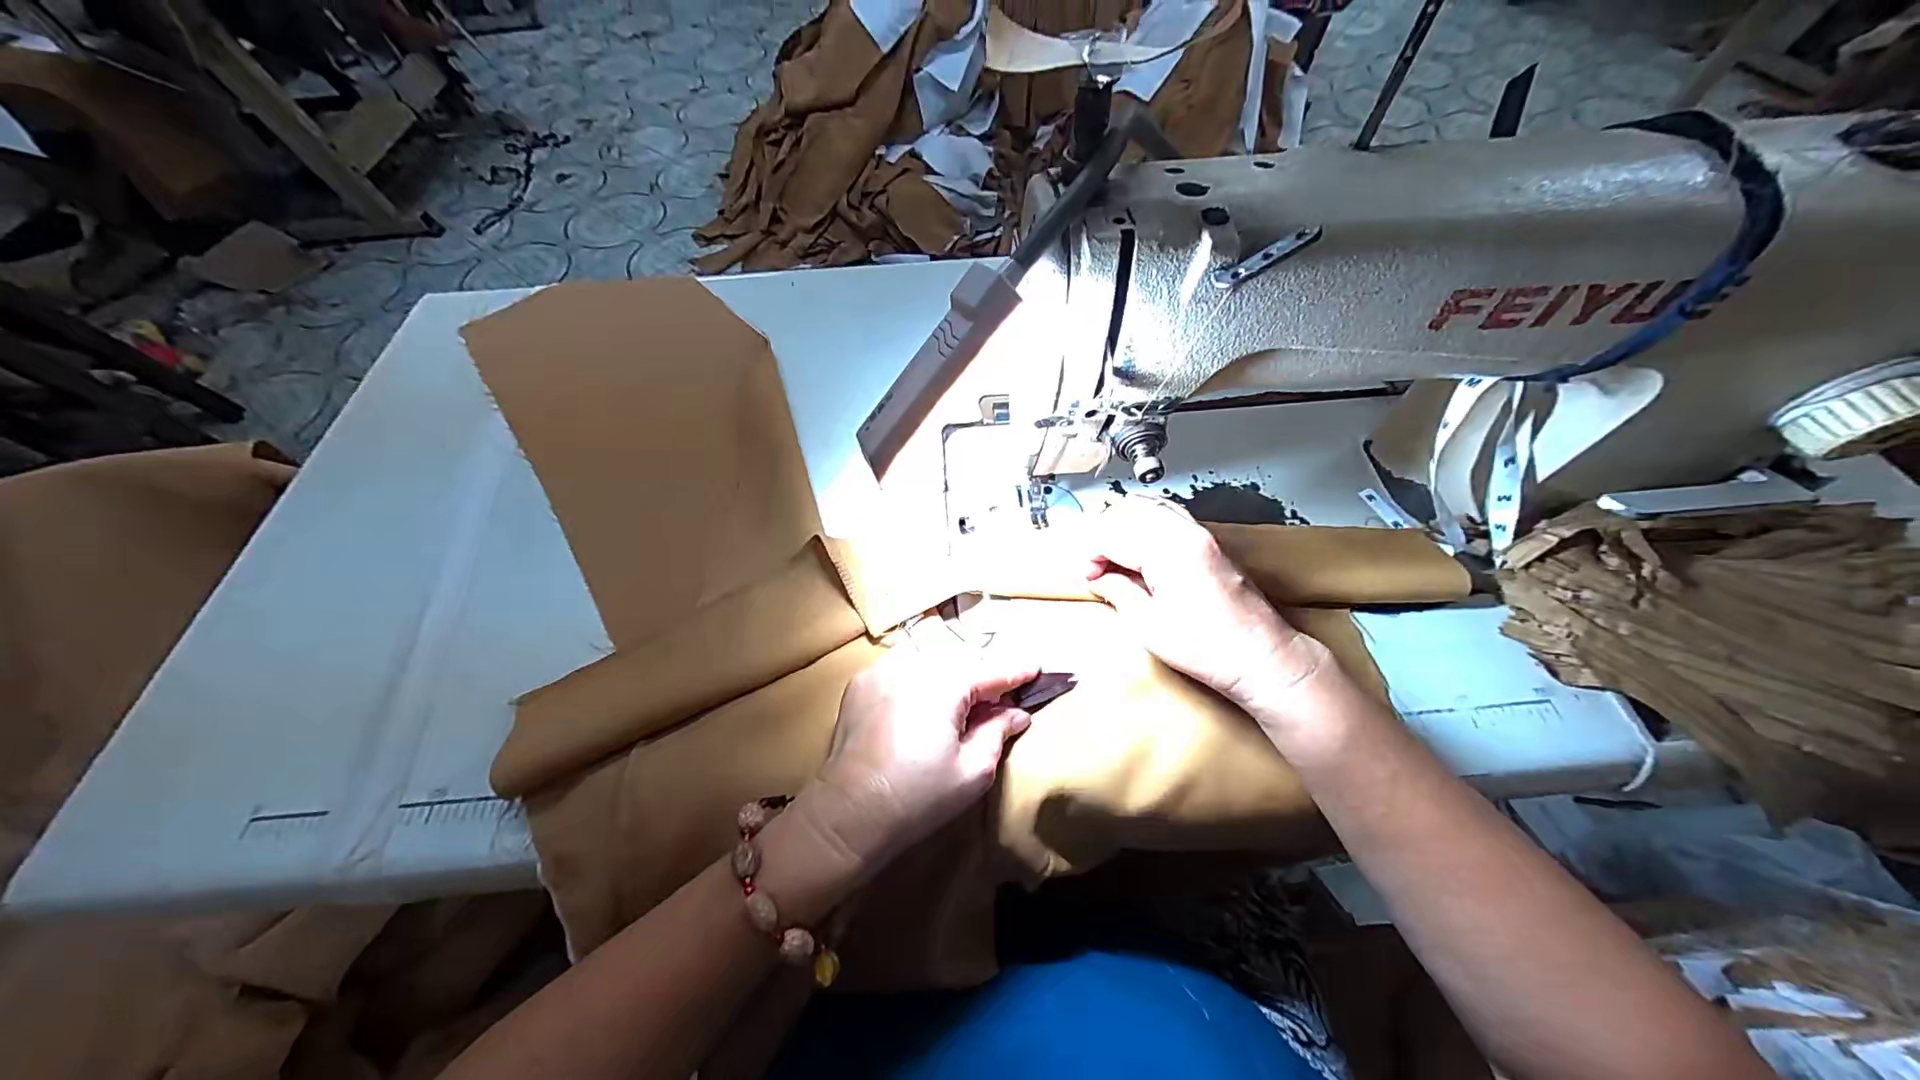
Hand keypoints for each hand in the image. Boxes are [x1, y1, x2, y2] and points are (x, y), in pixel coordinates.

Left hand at [801, 643, 1039, 875]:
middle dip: (983, 671)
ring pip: (930, 657)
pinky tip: (928, 696)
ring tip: (966, 696)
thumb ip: (997, 732)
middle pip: (960, 657)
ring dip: (952, 670)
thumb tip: (1016, 713)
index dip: (1015, 671)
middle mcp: (911, 666)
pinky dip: (922, 674)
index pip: (988, 670)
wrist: (847, 814)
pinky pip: (903, 666)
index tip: (1036, 668)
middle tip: (1002, 695)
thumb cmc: (917, 798)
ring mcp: (881, 671)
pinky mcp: (861, 683)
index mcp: (942, 686)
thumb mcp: (971, 771)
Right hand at [1081, 496, 1335, 714]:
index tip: (1088, 575)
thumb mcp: (1147, 626)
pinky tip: (1140, 549)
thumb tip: (1099, 579)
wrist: (1262, 658)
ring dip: (1124, 526)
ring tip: (1114, 557)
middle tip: (1096, 566)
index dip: (1092, 554)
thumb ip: (1118, 591)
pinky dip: (1147, 525)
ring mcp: (1202, 535)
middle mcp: (1188, 533)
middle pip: (1129, 512)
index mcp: (1169, 550)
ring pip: (1150, 507)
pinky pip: (1170, 516)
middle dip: (1104, 534)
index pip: (1113, 533)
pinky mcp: (1211, 543)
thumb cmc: (1212, 649)